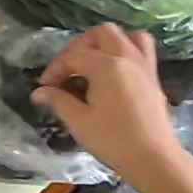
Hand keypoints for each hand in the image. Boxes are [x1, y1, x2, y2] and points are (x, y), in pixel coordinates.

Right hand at [31, 25, 188, 188]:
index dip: (56, 69)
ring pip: (127, 36)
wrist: (153, 158)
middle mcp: (128, 58)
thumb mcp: (79, 121)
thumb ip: (58, 101)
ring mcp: (144, 66)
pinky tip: (114, 71)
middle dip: (80, 46)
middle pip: (102, 34)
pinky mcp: (153, 77)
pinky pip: (142, 49)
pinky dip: (126, 50)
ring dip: (107, 43)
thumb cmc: (112, 140)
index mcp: (107, 67)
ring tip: (93, 62)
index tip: (45, 87)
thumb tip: (39, 92)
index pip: (74, 56)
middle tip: (68, 68)